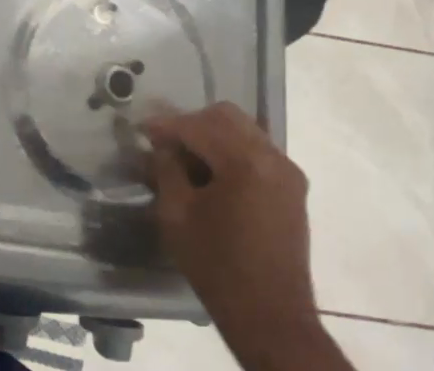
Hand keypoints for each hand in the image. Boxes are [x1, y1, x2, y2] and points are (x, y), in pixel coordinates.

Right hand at [145, 103, 334, 367]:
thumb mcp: (177, 215)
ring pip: (244, 131)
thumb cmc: (217, 266)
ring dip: (213, 137)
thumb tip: (162, 146)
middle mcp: (272, 157)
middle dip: (191, 123)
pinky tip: (212, 176)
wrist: (271, 316)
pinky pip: (258, 152)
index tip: (140, 130)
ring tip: (187, 161)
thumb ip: (167, 169)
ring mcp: (288, 172)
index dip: (165, 125)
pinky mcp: (293, 189)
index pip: (197, 125)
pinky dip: (232, 152)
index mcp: (245, 161)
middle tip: (165, 144)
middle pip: (226, 117)